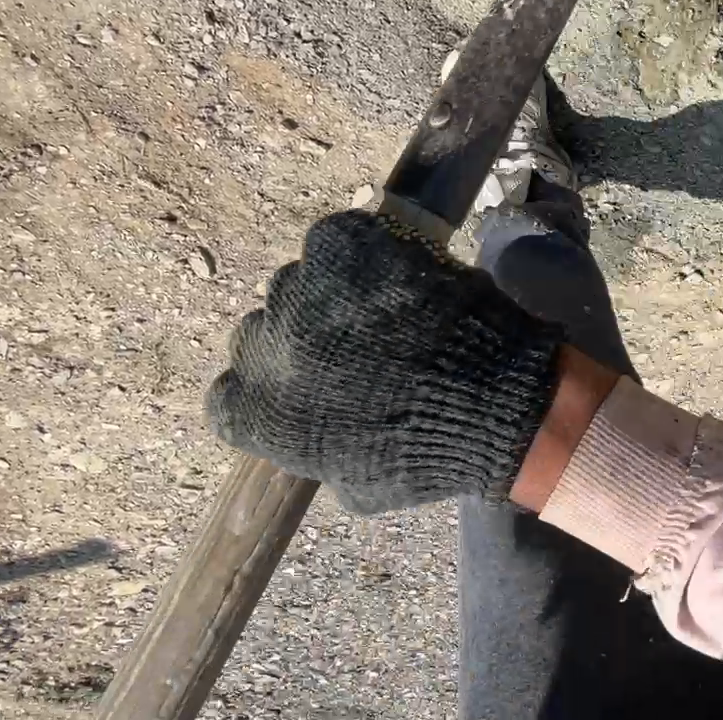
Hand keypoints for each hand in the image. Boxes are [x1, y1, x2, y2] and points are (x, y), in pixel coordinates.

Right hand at [205, 210, 564, 513]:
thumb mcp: (361, 486)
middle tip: (352, 335)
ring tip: (379, 300)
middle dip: (300, 332)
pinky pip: (334, 237)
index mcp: (263, 417)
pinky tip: (390, 262)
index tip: (303, 375)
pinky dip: (358, 246)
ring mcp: (304, 298)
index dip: (268, 381)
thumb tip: (318, 435)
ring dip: (328, 290)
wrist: (493, 397)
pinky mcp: (344, 254)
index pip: (230, 392)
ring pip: (296, 281)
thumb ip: (321, 458)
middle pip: (263, 328)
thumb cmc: (436, 451)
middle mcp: (268, 353)